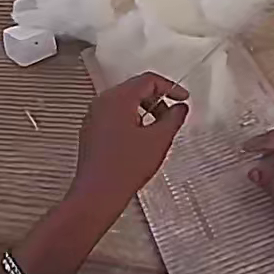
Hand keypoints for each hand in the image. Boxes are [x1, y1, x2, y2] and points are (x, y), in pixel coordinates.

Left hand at [66, 73, 187, 214]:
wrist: (98, 193)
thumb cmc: (123, 168)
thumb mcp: (158, 140)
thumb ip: (173, 118)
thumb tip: (179, 108)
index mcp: (117, 99)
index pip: (147, 80)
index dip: (170, 87)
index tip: (182, 97)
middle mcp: (102, 103)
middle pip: (134, 89)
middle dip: (157, 99)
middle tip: (172, 113)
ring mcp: (94, 116)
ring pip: (124, 102)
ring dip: (144, 110)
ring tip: (158, 129)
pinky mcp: (91, 130)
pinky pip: (114, 115)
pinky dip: (131, 119)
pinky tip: (140, 139)